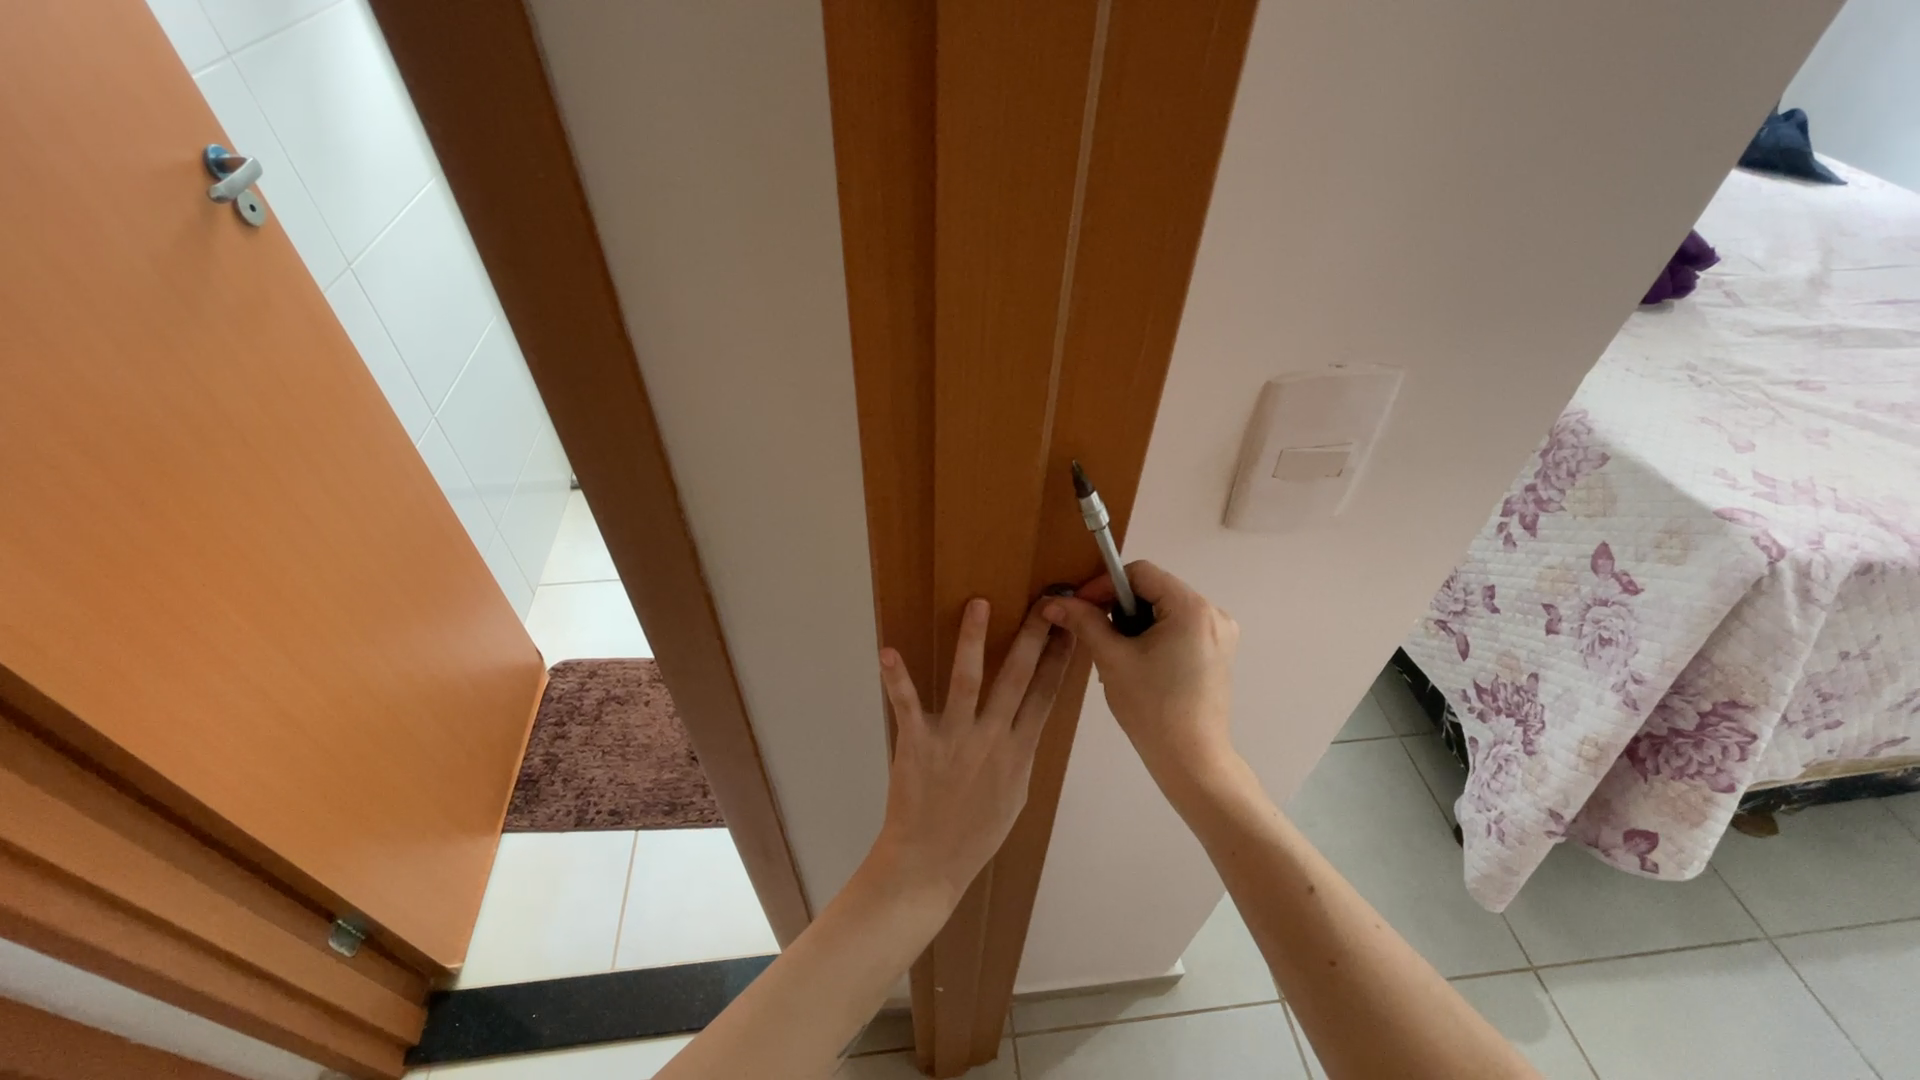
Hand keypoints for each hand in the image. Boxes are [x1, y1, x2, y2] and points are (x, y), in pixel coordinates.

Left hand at [871, 598, 1073, 901]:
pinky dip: (898, 679)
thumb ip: (1021, 752)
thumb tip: (1028, 721)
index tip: (1070, 628)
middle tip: (1043, 602)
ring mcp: (955, 739)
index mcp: (1019, 751)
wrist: (931, 862)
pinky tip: (889, 652)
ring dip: (973, 640)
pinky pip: (908, 705)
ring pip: (967, 680)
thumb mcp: (1016, 794)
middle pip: (1017, 678)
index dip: (1059, 660)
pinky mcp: (918, 743)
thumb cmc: (976, 832)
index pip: (1046, 696)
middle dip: (1032, 637)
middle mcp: (992, 738)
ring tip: (979, 604)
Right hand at [1041, 561, 1240, 792]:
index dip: (1104, 584)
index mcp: (1192, 608)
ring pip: (1165, 609)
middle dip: (1118, 605)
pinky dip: (1153, 635)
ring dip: (1134, 622)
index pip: (1140, 573)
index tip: (1080, 606)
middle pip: (1154, 589)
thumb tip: (1054, 602)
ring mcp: (1219, 635)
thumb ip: (1085, 622)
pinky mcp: (1217, 653)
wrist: (1192, 760)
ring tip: (1112, 651)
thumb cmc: (1152, 708)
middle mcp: (1213, 614)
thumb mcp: (1112, 659)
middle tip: (1092, 630)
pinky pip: (1178, 628)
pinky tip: (1137, 662)